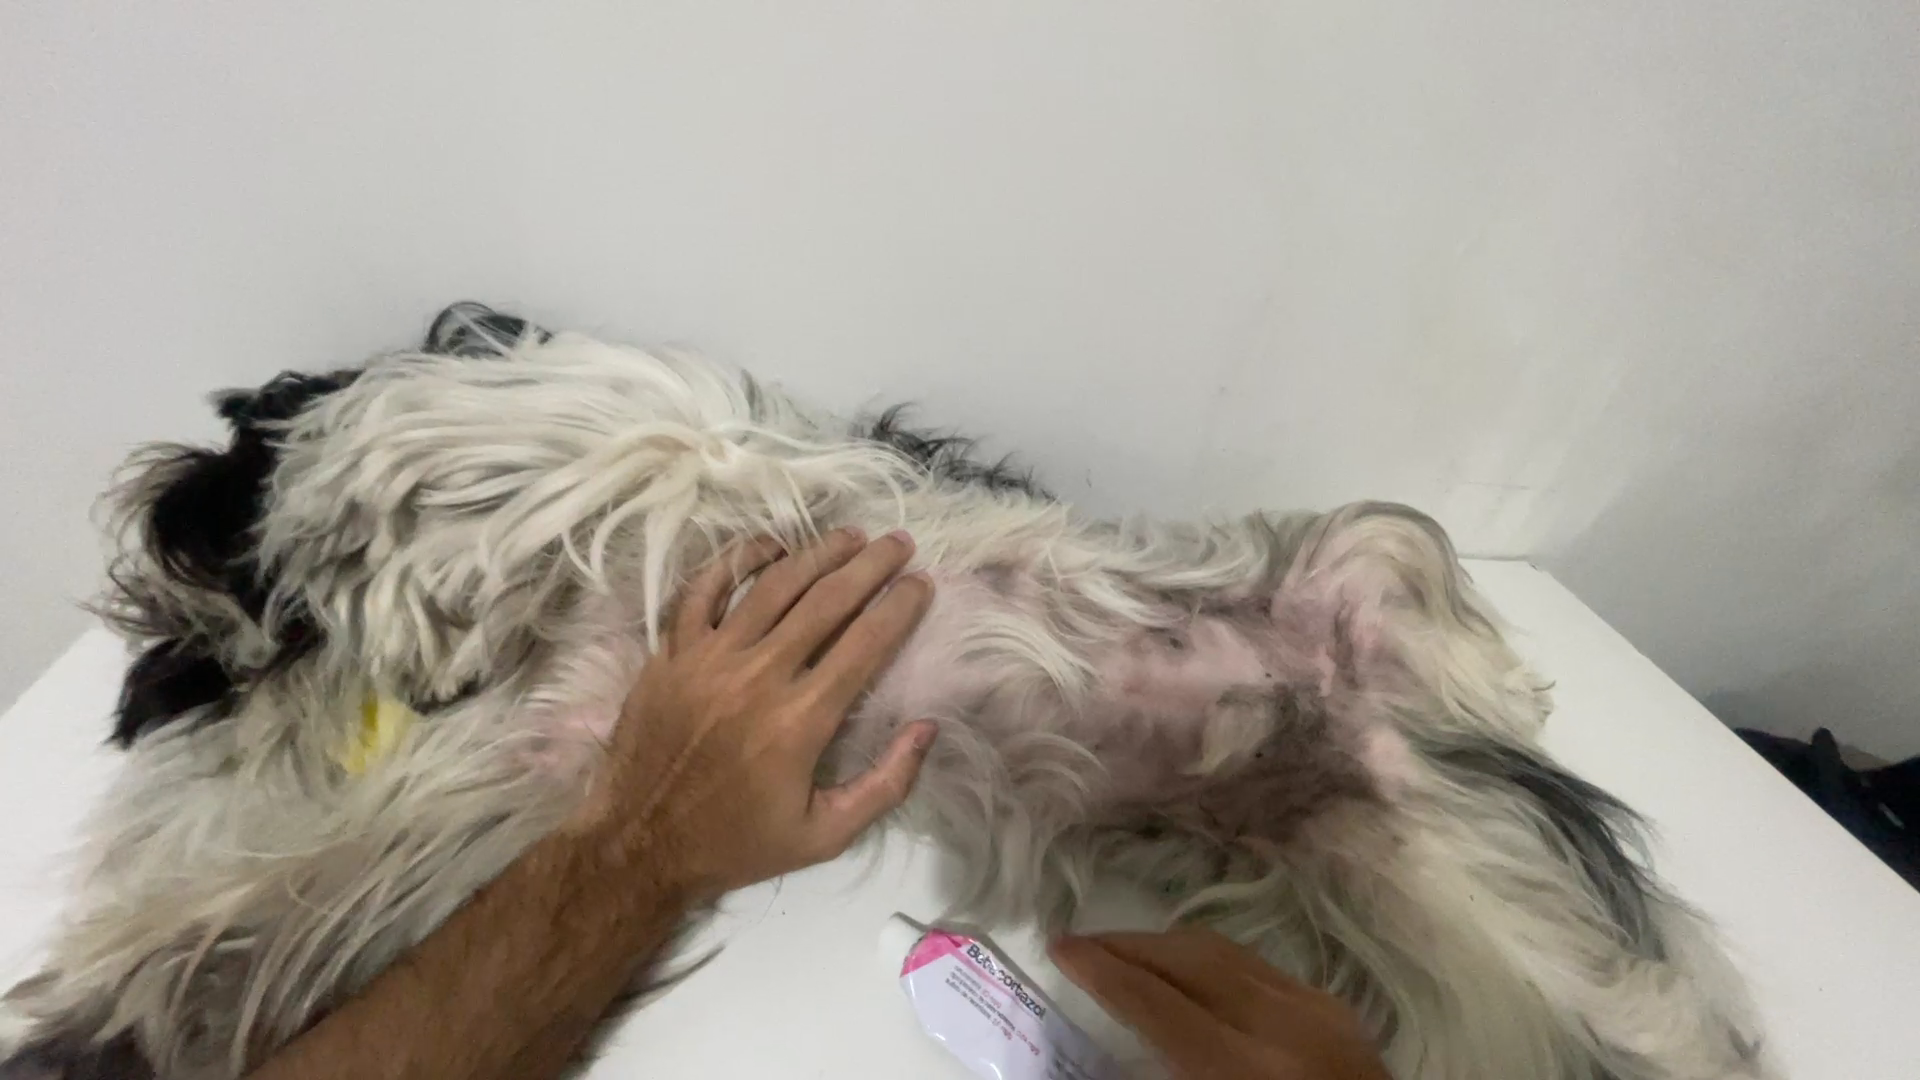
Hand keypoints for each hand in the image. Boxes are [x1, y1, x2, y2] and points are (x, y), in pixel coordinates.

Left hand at [583, 528, 936, 899]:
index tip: (922, 583)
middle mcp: (758, 677)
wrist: (636, 848)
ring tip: (850, 536)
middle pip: (826, 601)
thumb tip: (927, 727)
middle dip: (871, 565)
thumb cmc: (738, 843)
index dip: (900, 606)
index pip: (866, 644)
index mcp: (800, 721)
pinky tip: (770, 544)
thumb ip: (885, 785)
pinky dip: (737, 560)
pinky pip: (703, 589)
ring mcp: (708, 658)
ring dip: (818, 553)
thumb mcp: (826, 837)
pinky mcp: (671, 653)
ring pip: (773, 586)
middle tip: (899, 542)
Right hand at [1051, 930, 1391, 1079]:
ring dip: (1163, 947)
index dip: (1102, 970)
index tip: (1060, 946)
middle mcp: (1285, 1025)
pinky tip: (1188, 974)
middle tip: (1082, 947)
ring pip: (1218, 948)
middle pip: (1184, 958)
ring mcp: (1316, 1008)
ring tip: (1125, 955)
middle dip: (1126, 946)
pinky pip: (1252, 963)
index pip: (1156, 1002)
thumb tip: (1115, 1036)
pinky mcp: (1333, 1005)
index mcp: (1250, 1072)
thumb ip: (1164, 1070)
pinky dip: (1207, 960)